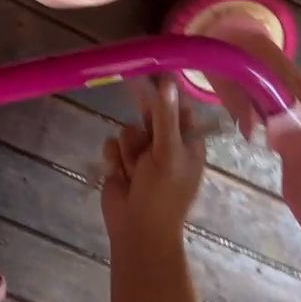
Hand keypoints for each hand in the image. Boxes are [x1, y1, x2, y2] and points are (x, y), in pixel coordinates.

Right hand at [101, 77, 205, 244]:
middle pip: (149, 114)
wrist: (137, 230)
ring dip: (128, 148)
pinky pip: (112, 144)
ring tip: (133, 170)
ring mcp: (142, 153)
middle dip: (142, 120)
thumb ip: (165, 117)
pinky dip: (114, 157)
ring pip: (127, 129)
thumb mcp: (168, 152)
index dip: (165, 91)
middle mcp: (166, 144)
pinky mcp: (120, 162)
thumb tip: (168, 81)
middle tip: (132, 95)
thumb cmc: (162, 194)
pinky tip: (120, 173)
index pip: (178, 107)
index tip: (150, 71)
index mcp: (188, 142)